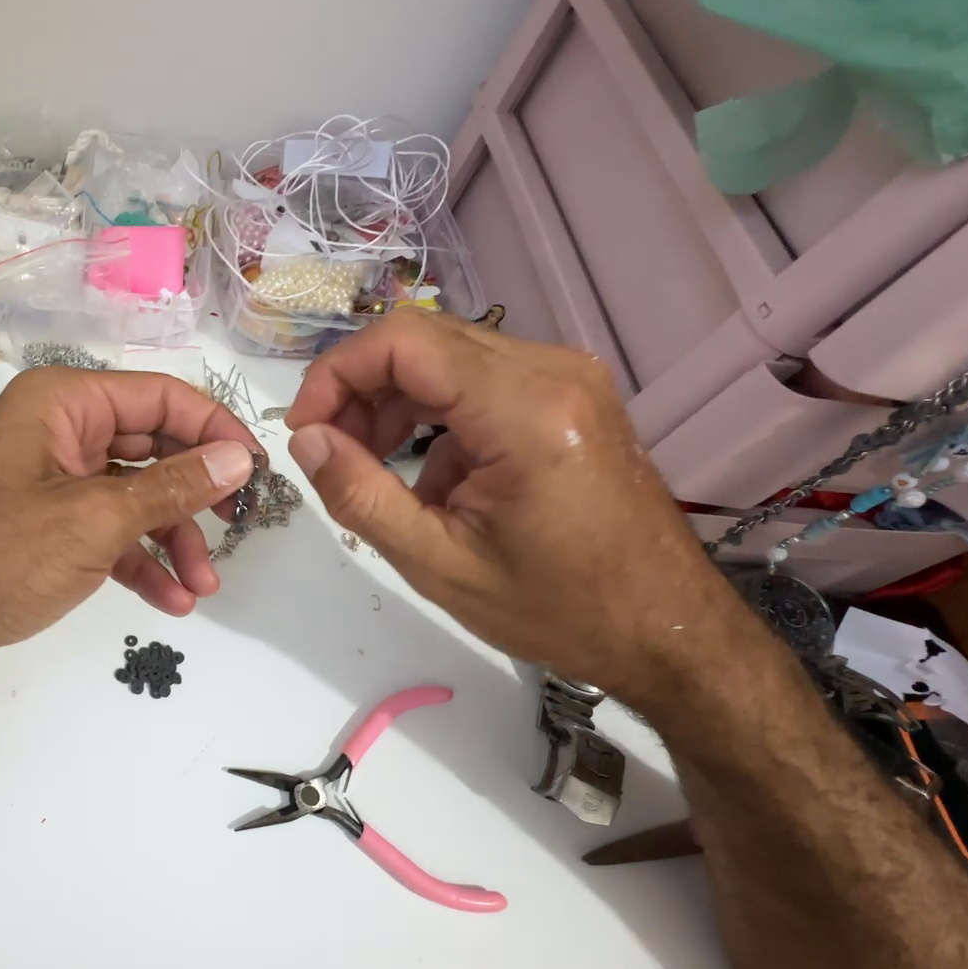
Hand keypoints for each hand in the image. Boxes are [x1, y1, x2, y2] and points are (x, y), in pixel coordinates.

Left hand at [0, 367, 261, 697]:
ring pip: (132, 498)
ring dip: (172, 539)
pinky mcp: (44, 531)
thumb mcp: (93, 520)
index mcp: (63, 404)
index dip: (215, 430)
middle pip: (150, 449)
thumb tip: (238, 458)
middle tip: (239, 527)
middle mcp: (58, 433)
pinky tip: (172, 601)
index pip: (160, 398)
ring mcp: (49, 484)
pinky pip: (106, 534)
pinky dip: (138, 562)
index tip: (257, 473)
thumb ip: (172, 487)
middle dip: (195, 494)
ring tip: (205, 586)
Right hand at [285, 310, 754, 702]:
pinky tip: (426, 475)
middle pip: (420, 340)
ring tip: (366, 465)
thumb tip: (305, 440)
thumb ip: (359, 496)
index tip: (304, 431)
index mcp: (523, 410)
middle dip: (358, 389)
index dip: (335, 375)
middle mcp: (551, 370)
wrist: (664, 628)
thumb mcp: (437, 565)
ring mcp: (566, 377)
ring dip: (391, 401)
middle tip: (328, 453)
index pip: (402, 342)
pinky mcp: (567, 394)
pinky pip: (477, 379)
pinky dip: (432, 414)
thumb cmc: (554, 608)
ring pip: (445, 356)